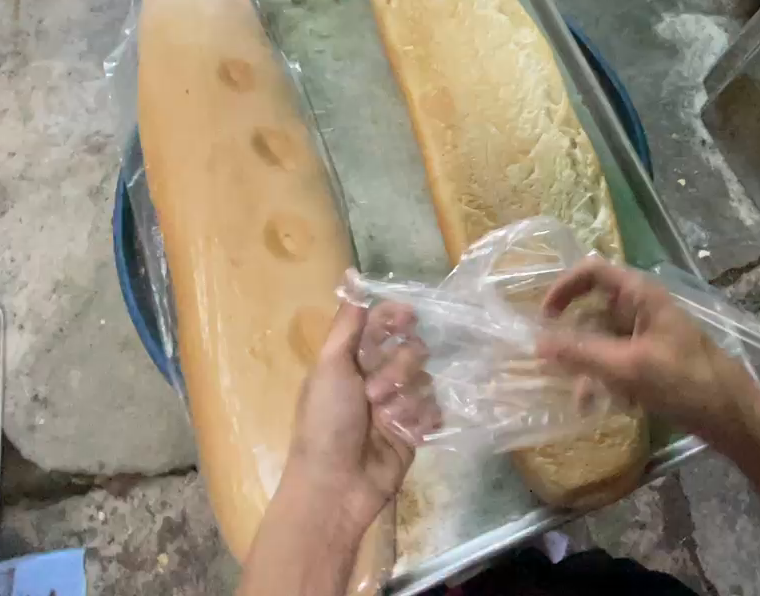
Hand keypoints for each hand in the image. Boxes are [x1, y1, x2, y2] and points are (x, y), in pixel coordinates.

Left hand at [285, 300, 432, 528]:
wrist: (336, 487)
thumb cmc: (326, 422)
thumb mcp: (330, 365)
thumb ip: (347, 321)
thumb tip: (351, 272)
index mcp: (352, 358)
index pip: (382, 322)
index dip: (396, 316)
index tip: (407, 318)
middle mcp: (377, 375)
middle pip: (409, 348)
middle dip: (398, 367)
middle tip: (376, 391)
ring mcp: (398, 403)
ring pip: (424, 378)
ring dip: (406, 397)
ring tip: (386, 419)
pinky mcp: (414, 429)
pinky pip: (434, 407)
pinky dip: (420, 418)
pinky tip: (406, 432)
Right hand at [535, 258, 755, 443]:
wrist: (735, 417)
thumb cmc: (686, 382)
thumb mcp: (629, 368)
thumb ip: (582, 354)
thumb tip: (538, 344)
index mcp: (638, 294)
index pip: (591, 272)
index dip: (563, 288)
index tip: (544, 318)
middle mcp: (640, 307)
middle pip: (592, 310)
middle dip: (573, 341)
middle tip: (554, 367)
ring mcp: (646, 333)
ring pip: (602, 340)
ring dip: (589, 367)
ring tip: (584, 401)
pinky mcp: (651, 359)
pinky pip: (616, 361)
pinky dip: (607, 379)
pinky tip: (613, 406)